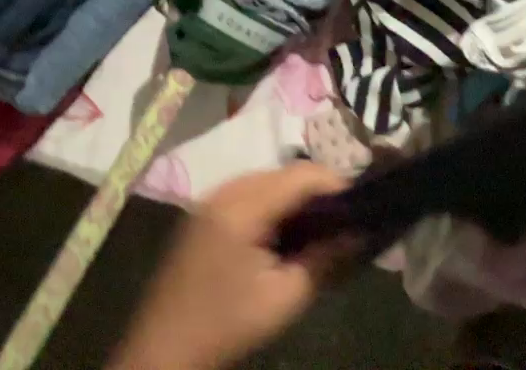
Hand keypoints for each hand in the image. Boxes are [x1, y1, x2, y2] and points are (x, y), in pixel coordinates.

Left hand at [109, 163, 352, 369]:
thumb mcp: (285, 298)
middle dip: (318, 193)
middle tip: (345, 222)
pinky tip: (286, 234)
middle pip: (286, 173)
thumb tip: (362, 233)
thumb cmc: (225, 326)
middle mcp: (225, 189)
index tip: (363, 207)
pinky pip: (251, 193)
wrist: (162, 355)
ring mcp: (211, 199)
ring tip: (321, 230)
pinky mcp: (205, 213)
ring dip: (297, 199)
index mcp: (242, 205)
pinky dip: (275, 205)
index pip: (302, 174)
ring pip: (270, 181)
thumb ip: (326, 259)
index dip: (338, 184)